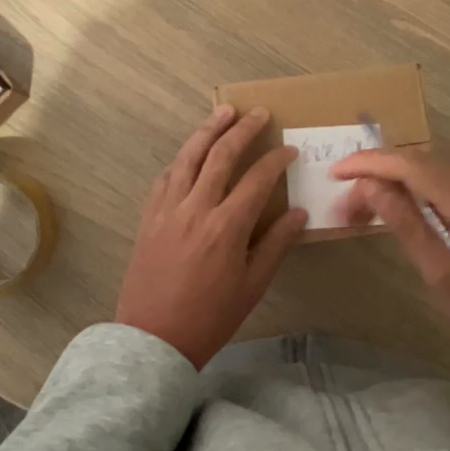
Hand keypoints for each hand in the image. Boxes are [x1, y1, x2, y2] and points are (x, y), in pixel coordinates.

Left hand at [115, 105, 307, 368]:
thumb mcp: (252, 286)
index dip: (275, 160)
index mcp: (227, 227)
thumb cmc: (210, 317)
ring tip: (224, 111)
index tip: (289, 149)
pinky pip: (167, 175)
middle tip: (258, 113)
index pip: (257, 179)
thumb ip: (275, 245)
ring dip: (208, 130)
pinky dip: (183, 157)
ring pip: (189, 156)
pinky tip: (191, 150)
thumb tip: (299, 213)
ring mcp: (168, 209)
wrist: (153, 338)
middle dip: (243, 129)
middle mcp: (196, 208)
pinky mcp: (150, 215)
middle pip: (221, 155)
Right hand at [332, 148, 449, 396]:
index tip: (334, 173)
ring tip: (365, 210)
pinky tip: (400, 209)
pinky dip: (417, 187)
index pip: (409, 163)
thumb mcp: (441, 272)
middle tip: (345, 204)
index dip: (368, 163)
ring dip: (395, 180)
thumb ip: (405, 223)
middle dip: (377, 174)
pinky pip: (446, 180)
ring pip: (431, 168)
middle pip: (419, 160)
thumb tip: (370, 186)